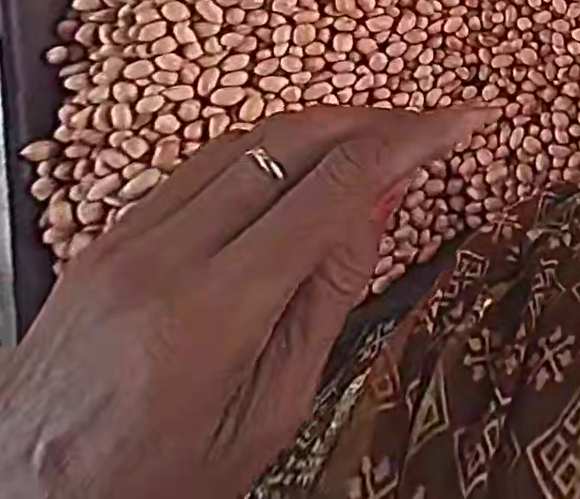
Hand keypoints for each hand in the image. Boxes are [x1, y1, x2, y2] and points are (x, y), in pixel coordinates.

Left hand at [0, 106, 494, 498]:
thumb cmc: (157, 482)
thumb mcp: (274, 405)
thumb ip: (335, 288)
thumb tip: (388, 192)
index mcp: (214, 308)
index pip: (341, 182)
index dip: (418, 135)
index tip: (471, 117)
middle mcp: (163, 254)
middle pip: (299, 137)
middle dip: (383, 119)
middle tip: (437, 125)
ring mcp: (124, 237)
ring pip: (256, 136)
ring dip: (337, 123)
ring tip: (388, 138)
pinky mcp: (108, 234)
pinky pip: (213, 159)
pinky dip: (283, 144)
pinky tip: (316, 160)